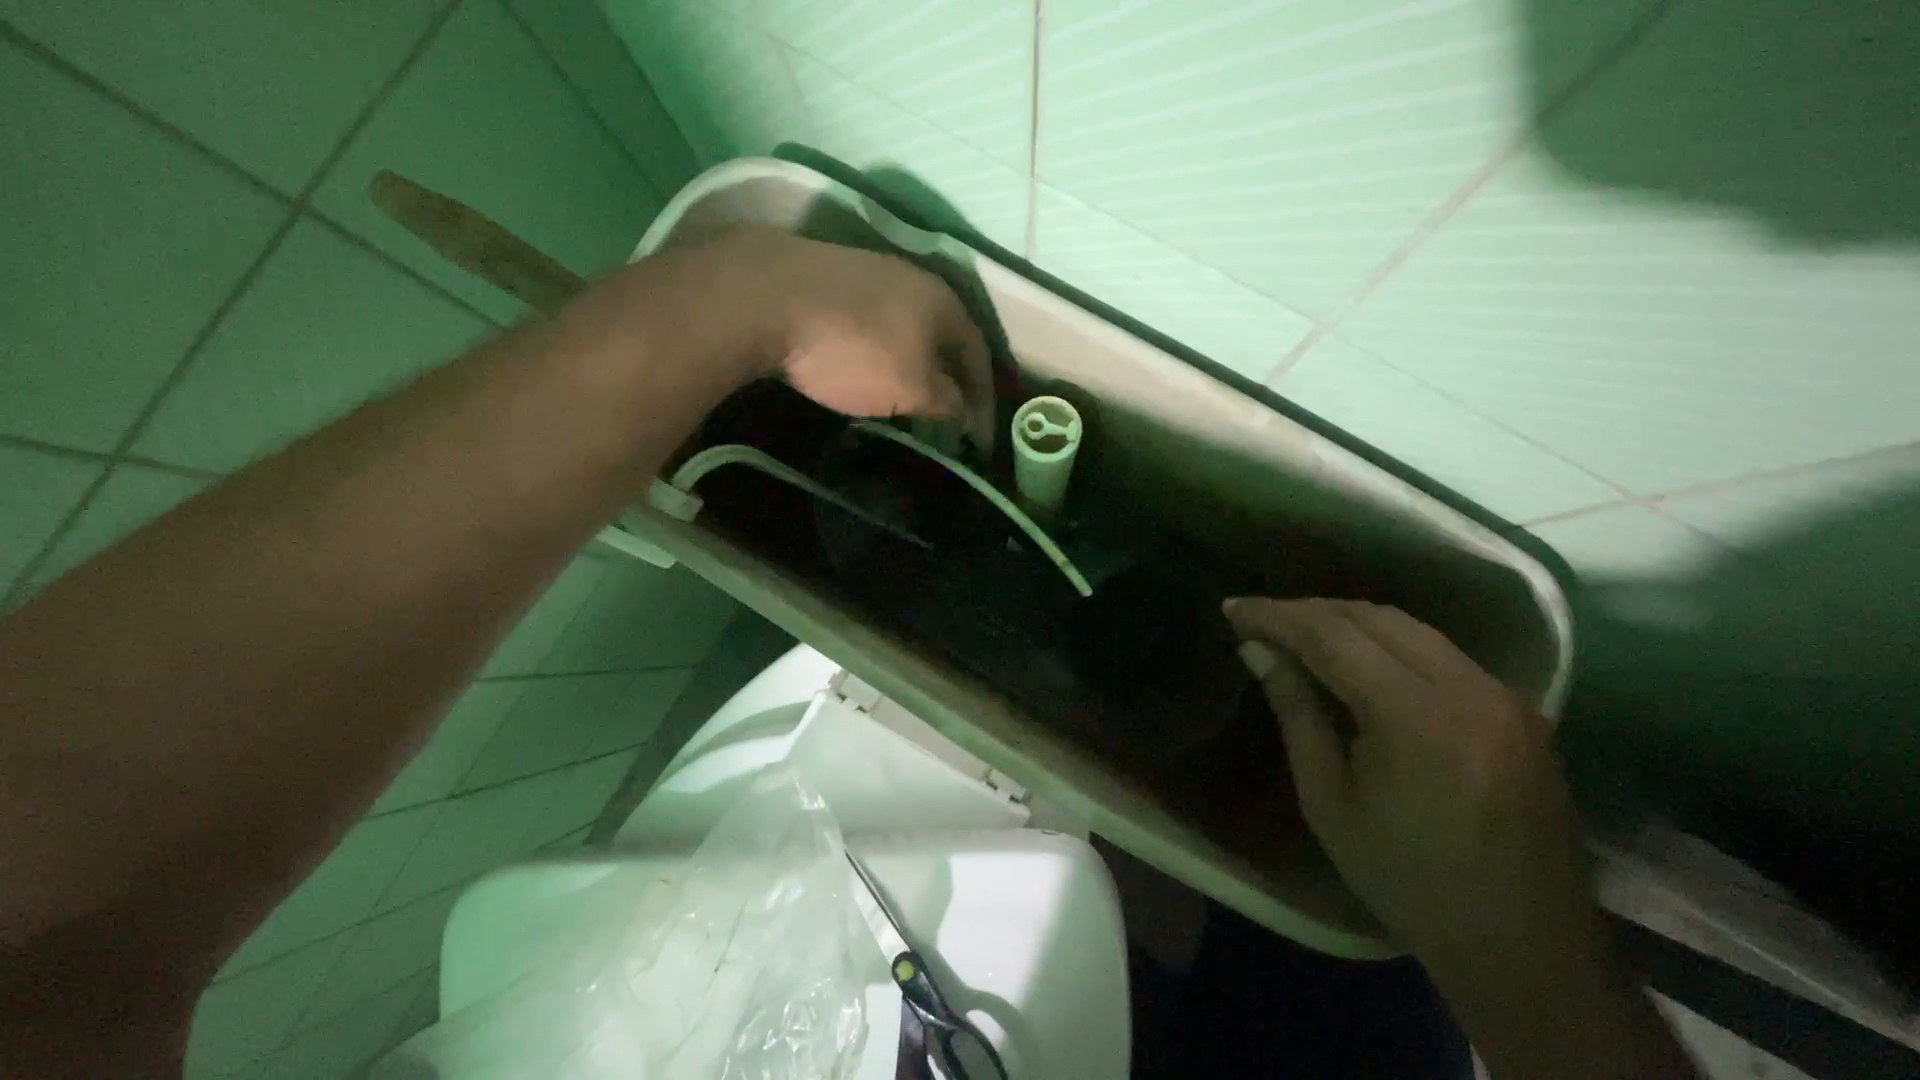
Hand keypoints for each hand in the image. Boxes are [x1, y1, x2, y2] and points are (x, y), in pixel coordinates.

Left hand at [692, 226, 995, 450]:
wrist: (768, 297)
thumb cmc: (855, 349)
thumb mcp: (911, 390)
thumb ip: (946, 401)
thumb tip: (964, 411)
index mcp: (945, 302)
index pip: (979, 352)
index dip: (982, 398)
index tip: (977, 437)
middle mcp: (915, 277)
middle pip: (943, 332)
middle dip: (948, 374)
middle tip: (946, 412)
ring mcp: (870, 269)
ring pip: (905, 322)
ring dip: (912, 358)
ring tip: (906, 391)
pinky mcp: (829, 274)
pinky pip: (870, 317)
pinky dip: (878, 346)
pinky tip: (864, 362)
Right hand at [1223, 598, 1596, 963]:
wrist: (1521, 941)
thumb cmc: (1407, 881)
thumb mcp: (1329, 802)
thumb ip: (1297, 715)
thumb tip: (1259, 653)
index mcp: (1418, 719)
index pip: (1333, 636)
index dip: (1277, 615)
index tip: (1233, 609)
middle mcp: (1469, 690)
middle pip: (1374, 618)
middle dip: (1310, 611)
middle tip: (1260, 622)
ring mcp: (1502, 696)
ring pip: (1412, 628)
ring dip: (1349, 621)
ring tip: (1299, 633)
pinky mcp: (1519, 708)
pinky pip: (1441, 652)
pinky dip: (1389, 643)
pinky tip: (1359, 660)